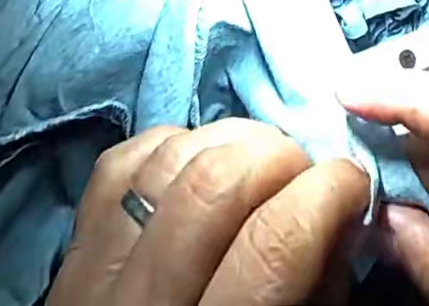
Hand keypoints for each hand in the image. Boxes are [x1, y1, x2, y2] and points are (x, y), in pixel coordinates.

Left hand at [49, 120, 370, 305]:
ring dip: (230, 139)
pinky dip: (173, 142)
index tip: (353, 179)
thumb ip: (318, 293)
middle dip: (276, 156)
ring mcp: (93, 270)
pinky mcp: (75, 244)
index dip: (324, 194)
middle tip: (305, 170)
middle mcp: (139, 305)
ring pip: (167, 159)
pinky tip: (203, 157)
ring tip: (262, 155)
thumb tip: (340, 212)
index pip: (269, 247)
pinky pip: (124, 162)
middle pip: (212, 186)